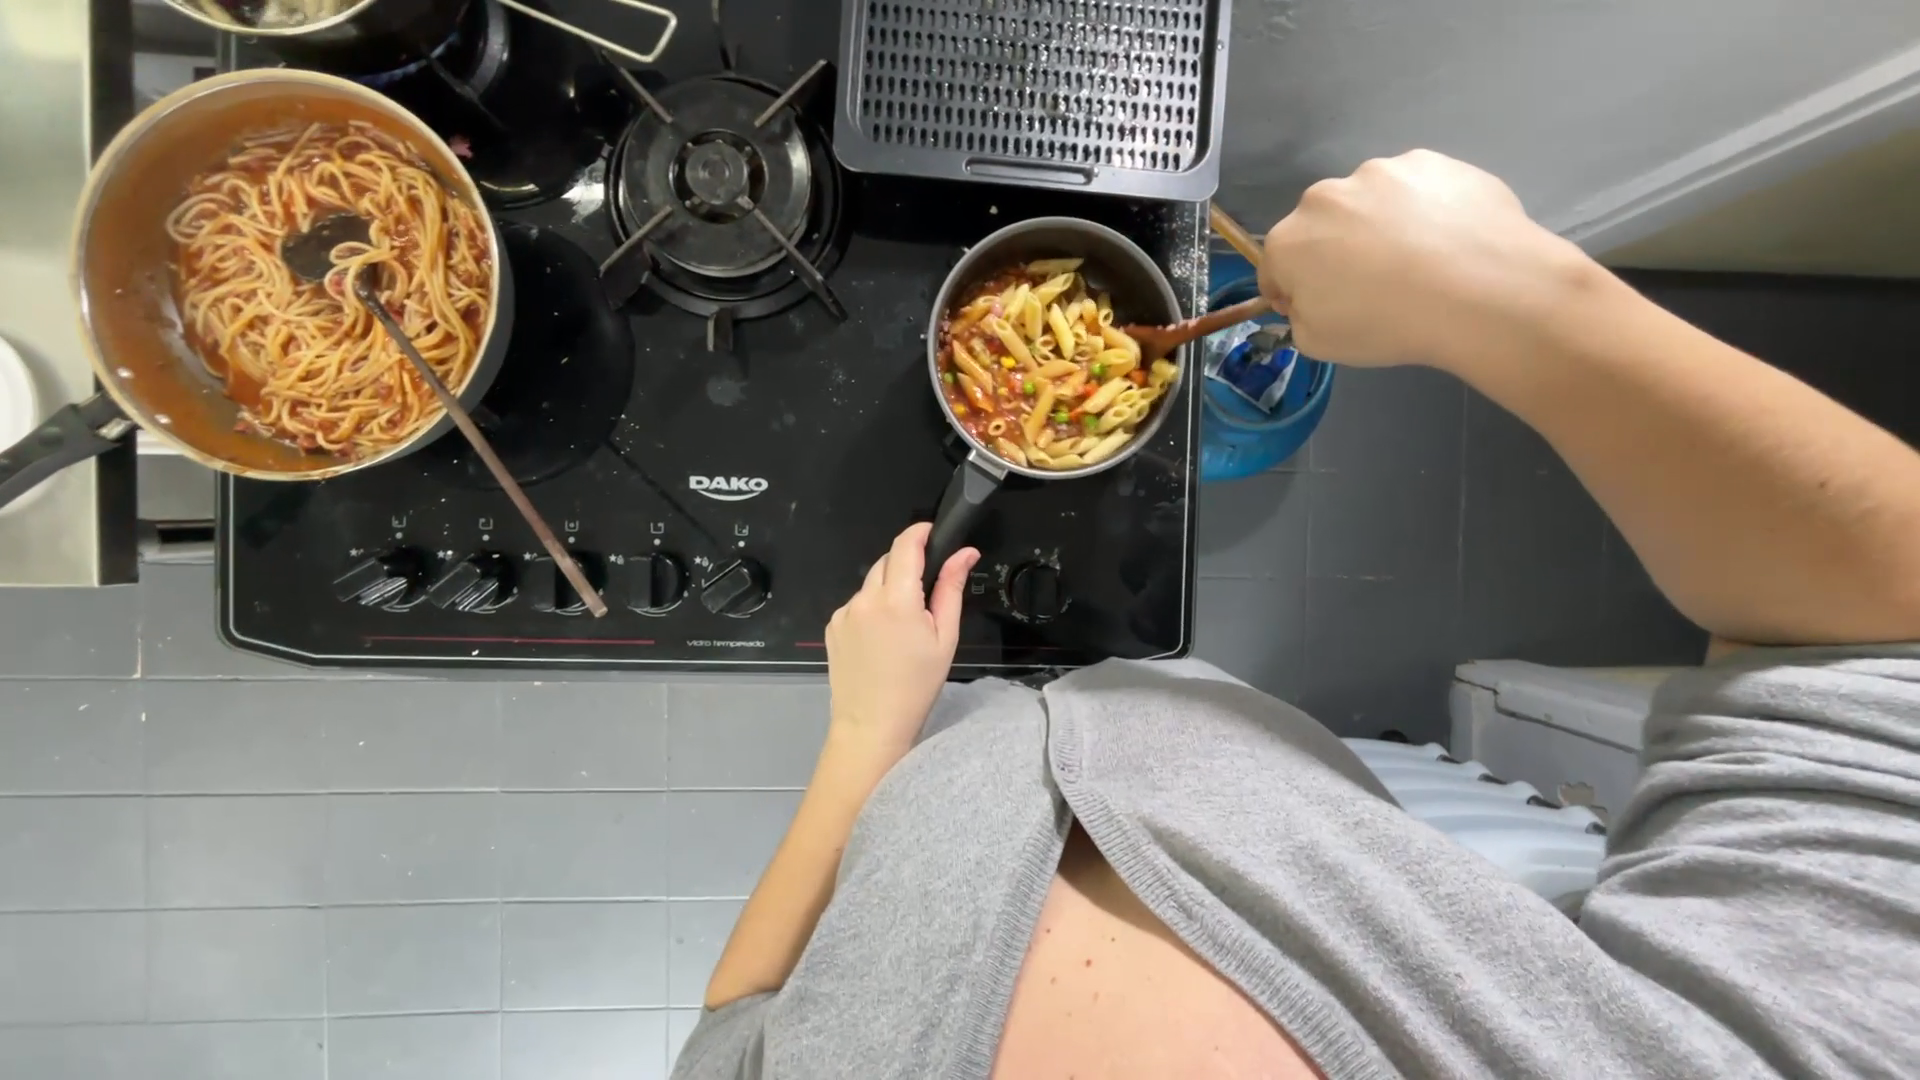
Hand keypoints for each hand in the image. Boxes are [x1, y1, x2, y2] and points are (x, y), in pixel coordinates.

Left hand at [825, 523, 980, 760]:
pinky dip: (871, 609)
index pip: (905, 546)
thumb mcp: (945, 637)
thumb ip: (952, 588)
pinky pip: (856, 604)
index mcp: (897, 599)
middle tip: (925, 594)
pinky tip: (881, 639)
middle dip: (907, 565)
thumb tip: (965, 553)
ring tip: (902, 626)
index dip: (920, 531)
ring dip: (888, 589)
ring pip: (871, 583)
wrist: (872, 724)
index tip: (932, 532)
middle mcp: (865, 598)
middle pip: (887, 561)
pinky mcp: (832, 625)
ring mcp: (844, 612)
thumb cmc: (917, 685)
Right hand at [1257, 149, 1592, 370]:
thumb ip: (1298, 317)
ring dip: (1375, 226)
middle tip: (1369, 285)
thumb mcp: (1316, 344)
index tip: (1320, 308)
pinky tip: (1443, 239)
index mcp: (1287, 241)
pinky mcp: (1432, 161)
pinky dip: (1419, 210)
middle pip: (1318, 228)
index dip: (1292, 292)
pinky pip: (1413, 190)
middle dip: (1332, 251)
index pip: (1274, 268)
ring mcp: (1381, 172)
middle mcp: (1324, 196)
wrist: (1480, 291)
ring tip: (1414, 260)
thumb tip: (1311, 297)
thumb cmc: (1384, 323)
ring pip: (1366, 204)